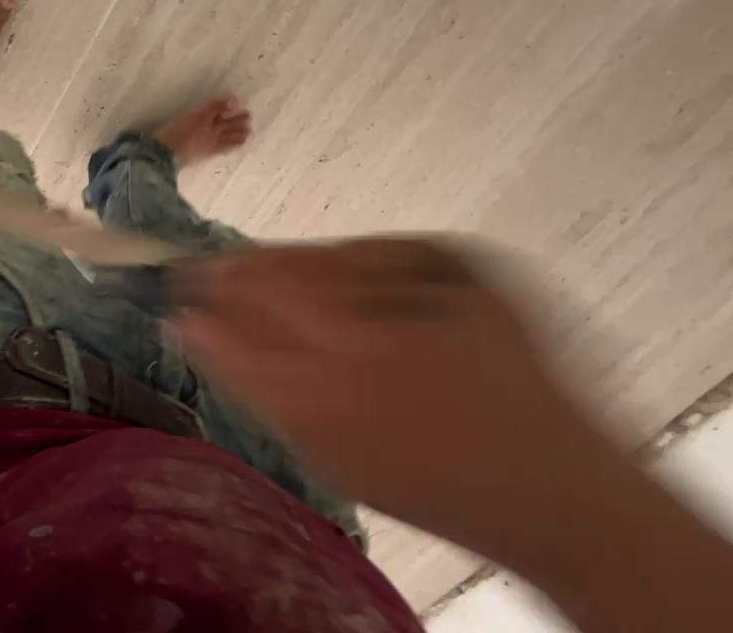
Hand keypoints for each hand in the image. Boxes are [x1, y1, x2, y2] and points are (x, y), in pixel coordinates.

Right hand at [172, 237, 615, 550]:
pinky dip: (356, 263)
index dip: (204, 282)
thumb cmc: (419, 476)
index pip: (241, 291)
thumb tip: (182, 320)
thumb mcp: (314, 442)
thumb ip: (242, 374)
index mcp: (335, 358)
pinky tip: (359, 293)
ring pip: (323, 253)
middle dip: (243, 271)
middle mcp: (380, 311)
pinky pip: (380, 247)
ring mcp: (430, 282)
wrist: (553, 487)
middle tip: (226, 282)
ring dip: (297, 268)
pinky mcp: (468, 266)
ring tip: (297, 299)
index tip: (184, 283)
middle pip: (277, 264)